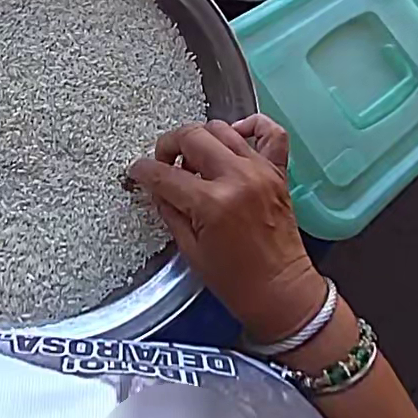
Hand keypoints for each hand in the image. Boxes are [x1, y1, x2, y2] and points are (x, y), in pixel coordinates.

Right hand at [129, 116, 323, 344]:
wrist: (281, 291)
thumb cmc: (235, 280)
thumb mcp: (189, 250)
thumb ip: (170, 210)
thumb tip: (156, 186)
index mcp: (211, 203)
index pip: (164, 174)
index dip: (143, 171)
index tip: (137, 171)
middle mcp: (236, 177)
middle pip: (191, 137)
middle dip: (168, 146)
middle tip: (165, 163)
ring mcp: (260, 170)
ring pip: (221, 128)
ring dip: (201, 139)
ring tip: (195, 160)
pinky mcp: (277, 170)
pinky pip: (270, 132)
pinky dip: (252, 126)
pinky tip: (236, 136)